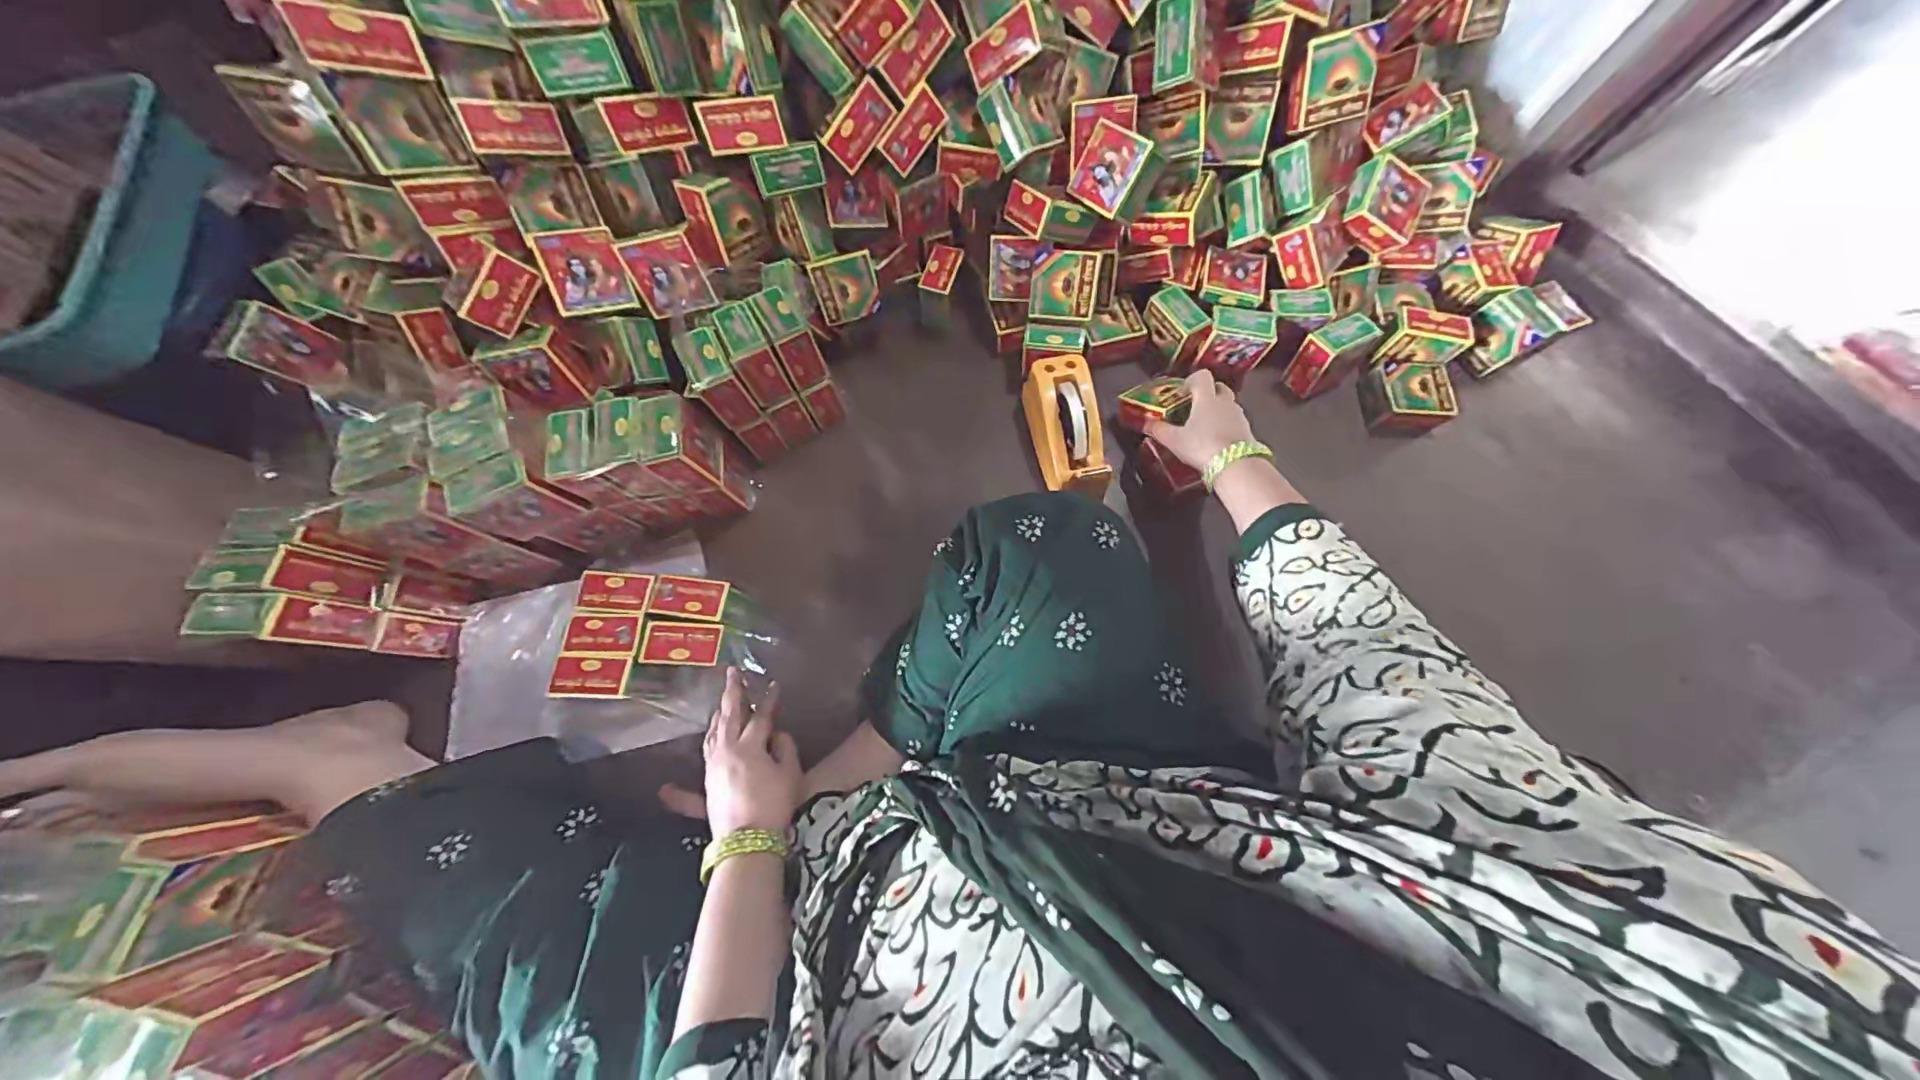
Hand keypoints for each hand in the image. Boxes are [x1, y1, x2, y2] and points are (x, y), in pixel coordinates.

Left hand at [697, 667, 801, 835]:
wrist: (747, 843)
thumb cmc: (774, 806)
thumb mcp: (790, 774)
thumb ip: (785, 747)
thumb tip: (777, 734)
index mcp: (748, 746)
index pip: (761, 716)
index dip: (769, 699)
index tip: (774, 685)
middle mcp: (726, 750)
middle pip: (729, 715)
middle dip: (733, 692)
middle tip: (733, 673)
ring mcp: (713, 765)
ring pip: (713, 731)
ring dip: (720, 712)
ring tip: (724, 700)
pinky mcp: (707, 781)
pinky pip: (706, 750)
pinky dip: (709, 736)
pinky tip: (710, 733)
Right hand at [1143, 369, 1257, 472]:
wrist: (1236, 465)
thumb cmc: (1202, 446)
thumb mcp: (1174, 440)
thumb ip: (1159, 430)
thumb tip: (1146, 423)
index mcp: (1207, 399)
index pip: (1202, 377)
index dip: (1191, 381)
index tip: (1181, 393)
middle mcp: (1225, 402)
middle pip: (1218, 387)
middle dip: (1206, 393)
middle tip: (1193, 407)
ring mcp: (1239, 415)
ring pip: (1227, 404)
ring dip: (1217, 410)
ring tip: (1203, 427)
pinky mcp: (1247, 430)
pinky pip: (1234, 420)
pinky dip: (1225, 424)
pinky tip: (1215, 439)